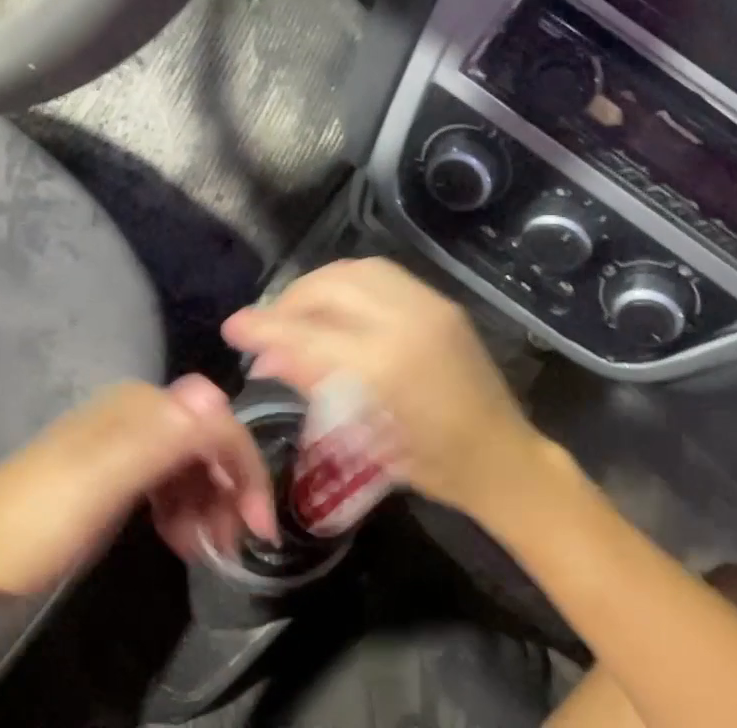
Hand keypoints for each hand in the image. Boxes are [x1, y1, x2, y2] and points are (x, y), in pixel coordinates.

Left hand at [0, 377, 276, 599]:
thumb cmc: (39, 520)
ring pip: (194, 468)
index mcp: (141, 405)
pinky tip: (180, 539)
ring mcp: (128, 446)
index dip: (246, 468)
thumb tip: (217, 394)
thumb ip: (163, 438)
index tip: (259, 524)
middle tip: (233, 543)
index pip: (218, 424)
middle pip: (209, 445)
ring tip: (202, 548)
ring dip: (209, 506)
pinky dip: (185, 511)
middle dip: (229, 491)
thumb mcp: (105, 480)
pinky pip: (172, 485)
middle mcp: (140, 416)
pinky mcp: (119, 476)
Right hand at [221, 258, 544, 515]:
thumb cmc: (434, 465)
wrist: (503, 458)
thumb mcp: (366, 437)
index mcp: (388, 363)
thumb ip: (317, 386)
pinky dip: (348, 282)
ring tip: (297, 311)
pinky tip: (334, 306)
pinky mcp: (441, 302)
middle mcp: (408, 319)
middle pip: (330, 287)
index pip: (309, 333)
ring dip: (318, 285)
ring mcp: (429, 304)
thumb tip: (267, 357)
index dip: (265, 328)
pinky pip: (383, 274)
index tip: (233, 328)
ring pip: (356, 269)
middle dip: (289, 300)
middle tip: (266, 325)